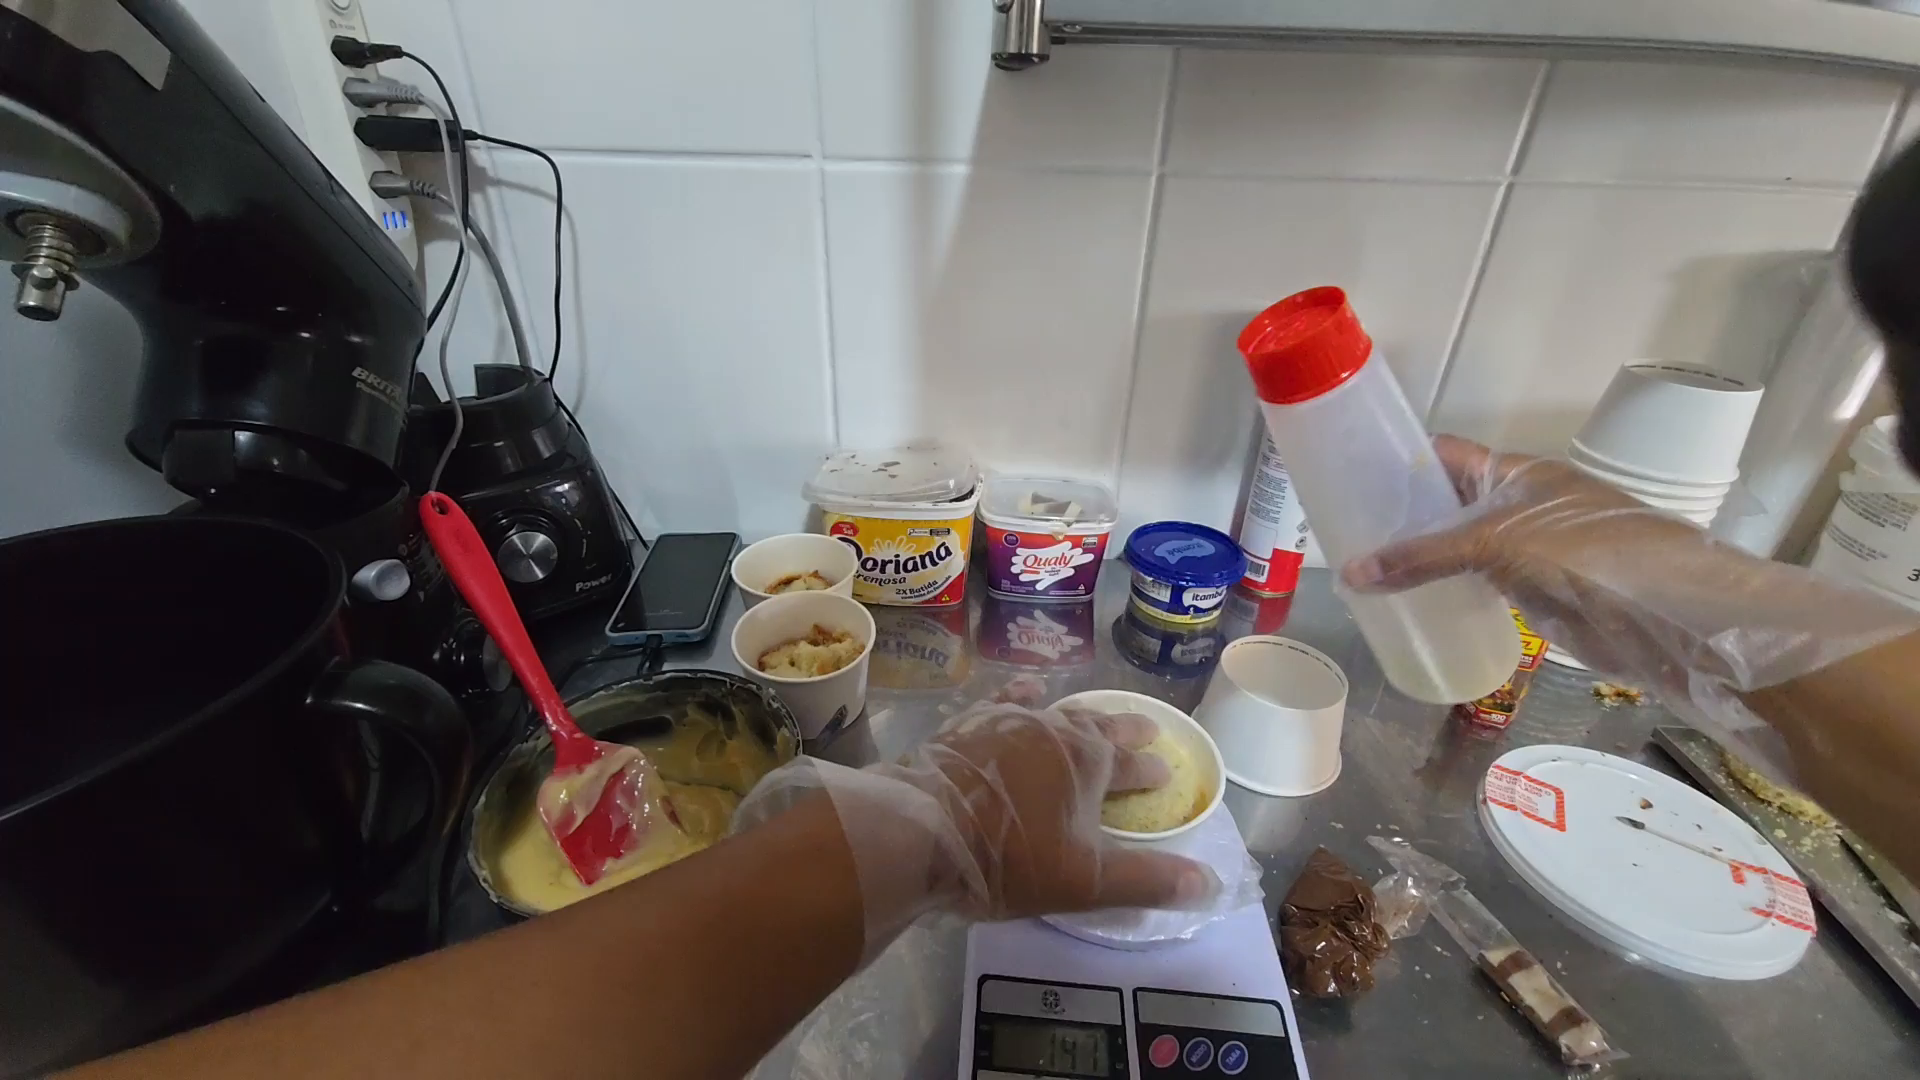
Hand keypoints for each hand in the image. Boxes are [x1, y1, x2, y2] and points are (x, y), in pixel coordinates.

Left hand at [921, 703, 1217, 920]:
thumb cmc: (1010, 857)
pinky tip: (1028, 690)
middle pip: (1100, 727)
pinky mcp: (973, 723)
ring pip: (1057, 711)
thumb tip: (1211, 882)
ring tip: (1092, 714)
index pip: (1131, 765)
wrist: (925, 830)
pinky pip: (1006, 700)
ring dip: (1080, 715)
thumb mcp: (1085, 881)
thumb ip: (1148, 880)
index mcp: (1088, 764)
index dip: (1151, 770)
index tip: (1165, 771)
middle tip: (1145, 728)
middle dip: (1126, 731)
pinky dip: (1022, 695)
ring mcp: (1011, 721)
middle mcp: (1055, 730)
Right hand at [1340, 435, 1912, 718]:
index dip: (1397, 460)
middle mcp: (1515, 499)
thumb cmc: (1583, 554)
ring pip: (1452, 540)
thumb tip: (1350, 574)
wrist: (1666, 615)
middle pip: (1442, 498)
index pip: (1441, 453)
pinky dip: (1437, 581)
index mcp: (1512, 471)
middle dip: (1397, 512)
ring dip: (1414, 551)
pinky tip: (1404, 592)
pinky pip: (1467, 574)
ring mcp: (1523, 542)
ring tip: (1362, 560)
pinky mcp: (1527, 581)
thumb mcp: (1492, 544)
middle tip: (1344, 526)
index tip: (1349, 475)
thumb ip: (1420, 557)